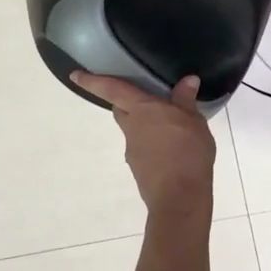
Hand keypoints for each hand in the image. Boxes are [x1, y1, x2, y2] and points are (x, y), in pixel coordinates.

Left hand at [74, 73, 215, 222]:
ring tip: (173, 129)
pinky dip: (155, 145)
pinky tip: (174, 151)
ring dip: (146, 126)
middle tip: (147, 100)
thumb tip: (188, 81)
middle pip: (121, 110)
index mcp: (142, 110)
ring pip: (134, 131)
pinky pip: (144, 149)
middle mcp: (132, 128)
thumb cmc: (188, 151)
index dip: (93, 81)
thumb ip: (187, 101)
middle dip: (128, 102)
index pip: (113, 90)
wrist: (179, 196)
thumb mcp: (195, 121)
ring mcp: (133, 151)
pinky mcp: (140, 168)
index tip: (76, 74)